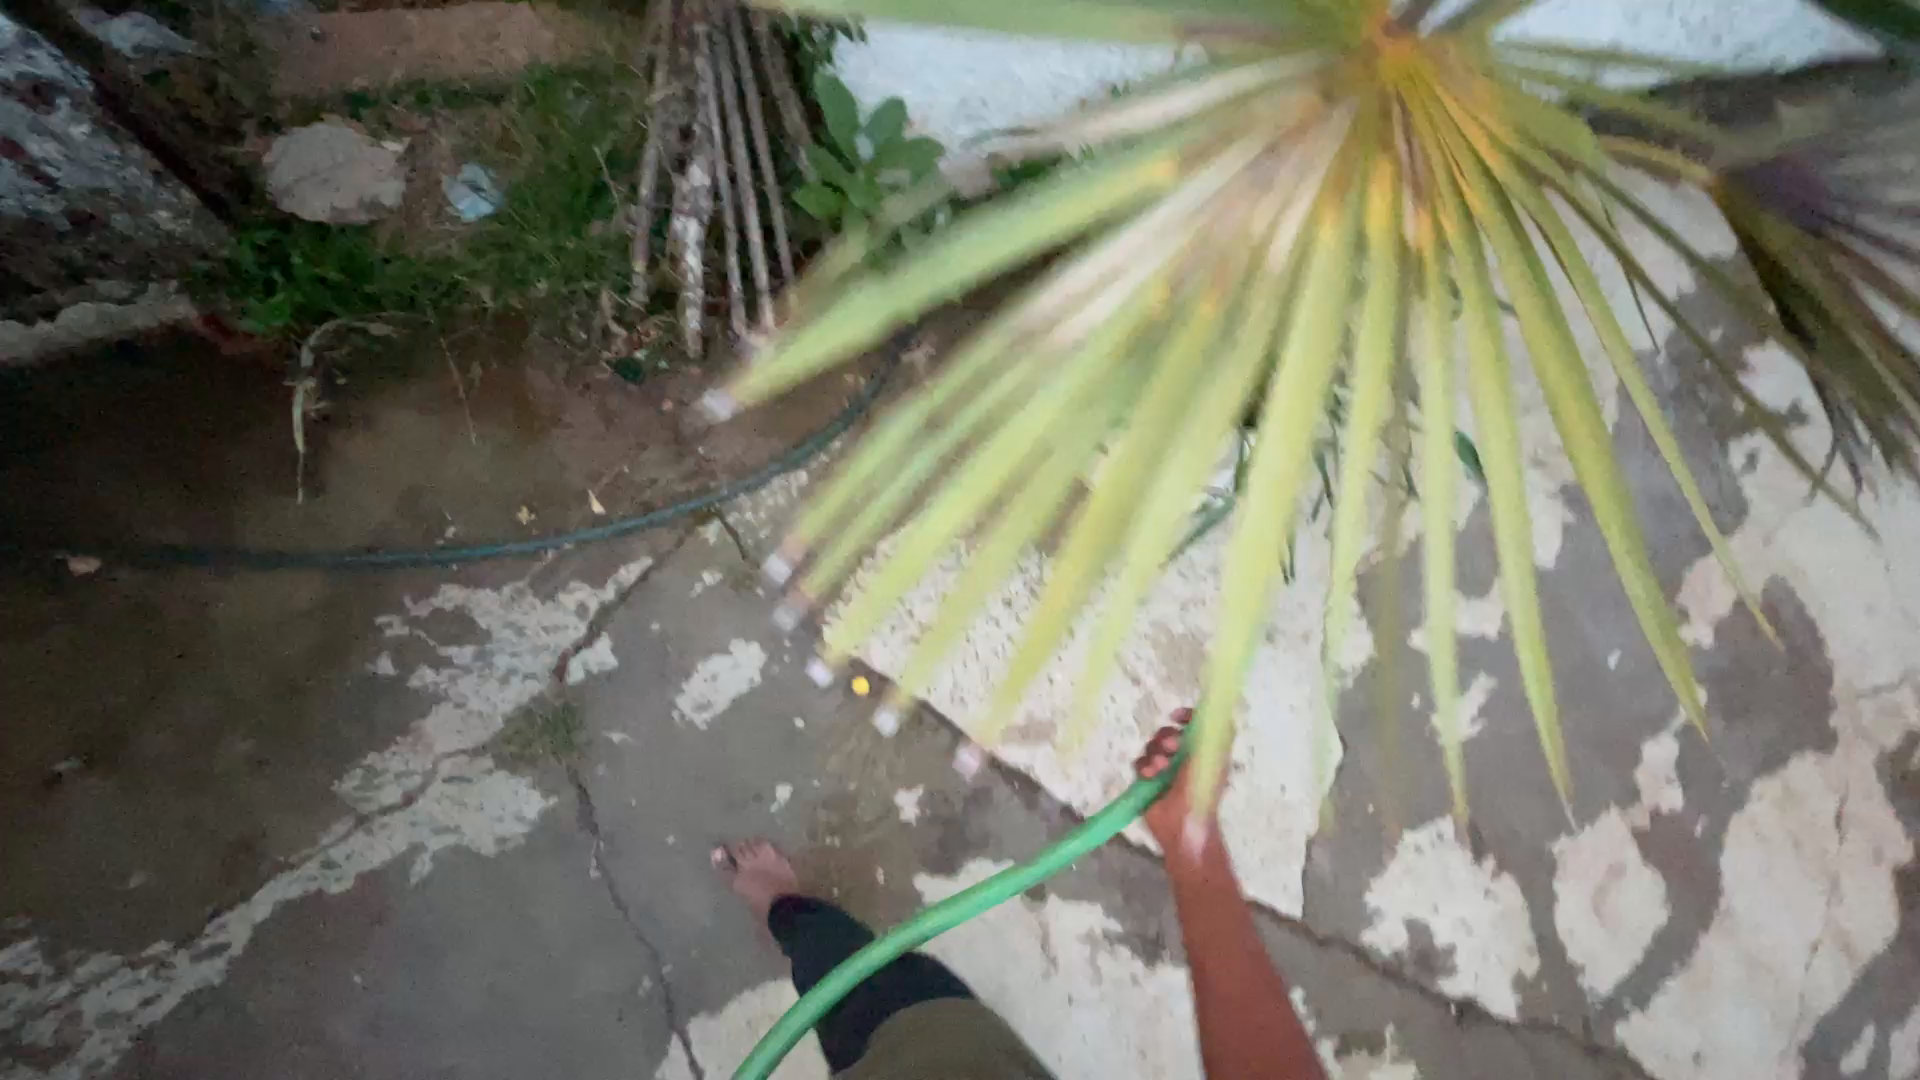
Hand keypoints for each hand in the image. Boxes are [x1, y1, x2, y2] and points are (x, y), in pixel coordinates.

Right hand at [1134, 708, 1218, 858]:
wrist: (1183, 824)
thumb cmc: (1202, 794)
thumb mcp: (1213, 761)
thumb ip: (1216, 737)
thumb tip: (1217, 713)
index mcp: (1202, 753)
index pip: (1194, 726)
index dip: (1186, 717)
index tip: (1177, 717)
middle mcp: (1183, 758)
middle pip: (1168, 734)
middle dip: (1167, 737)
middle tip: (1171, 747)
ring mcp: (1164, 769)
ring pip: (1152, 746)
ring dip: (1154, 753)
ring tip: (1160, 768)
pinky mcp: (1148, 780)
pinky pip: (1139, 762)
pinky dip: (1144, 766)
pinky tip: (1150, 776)